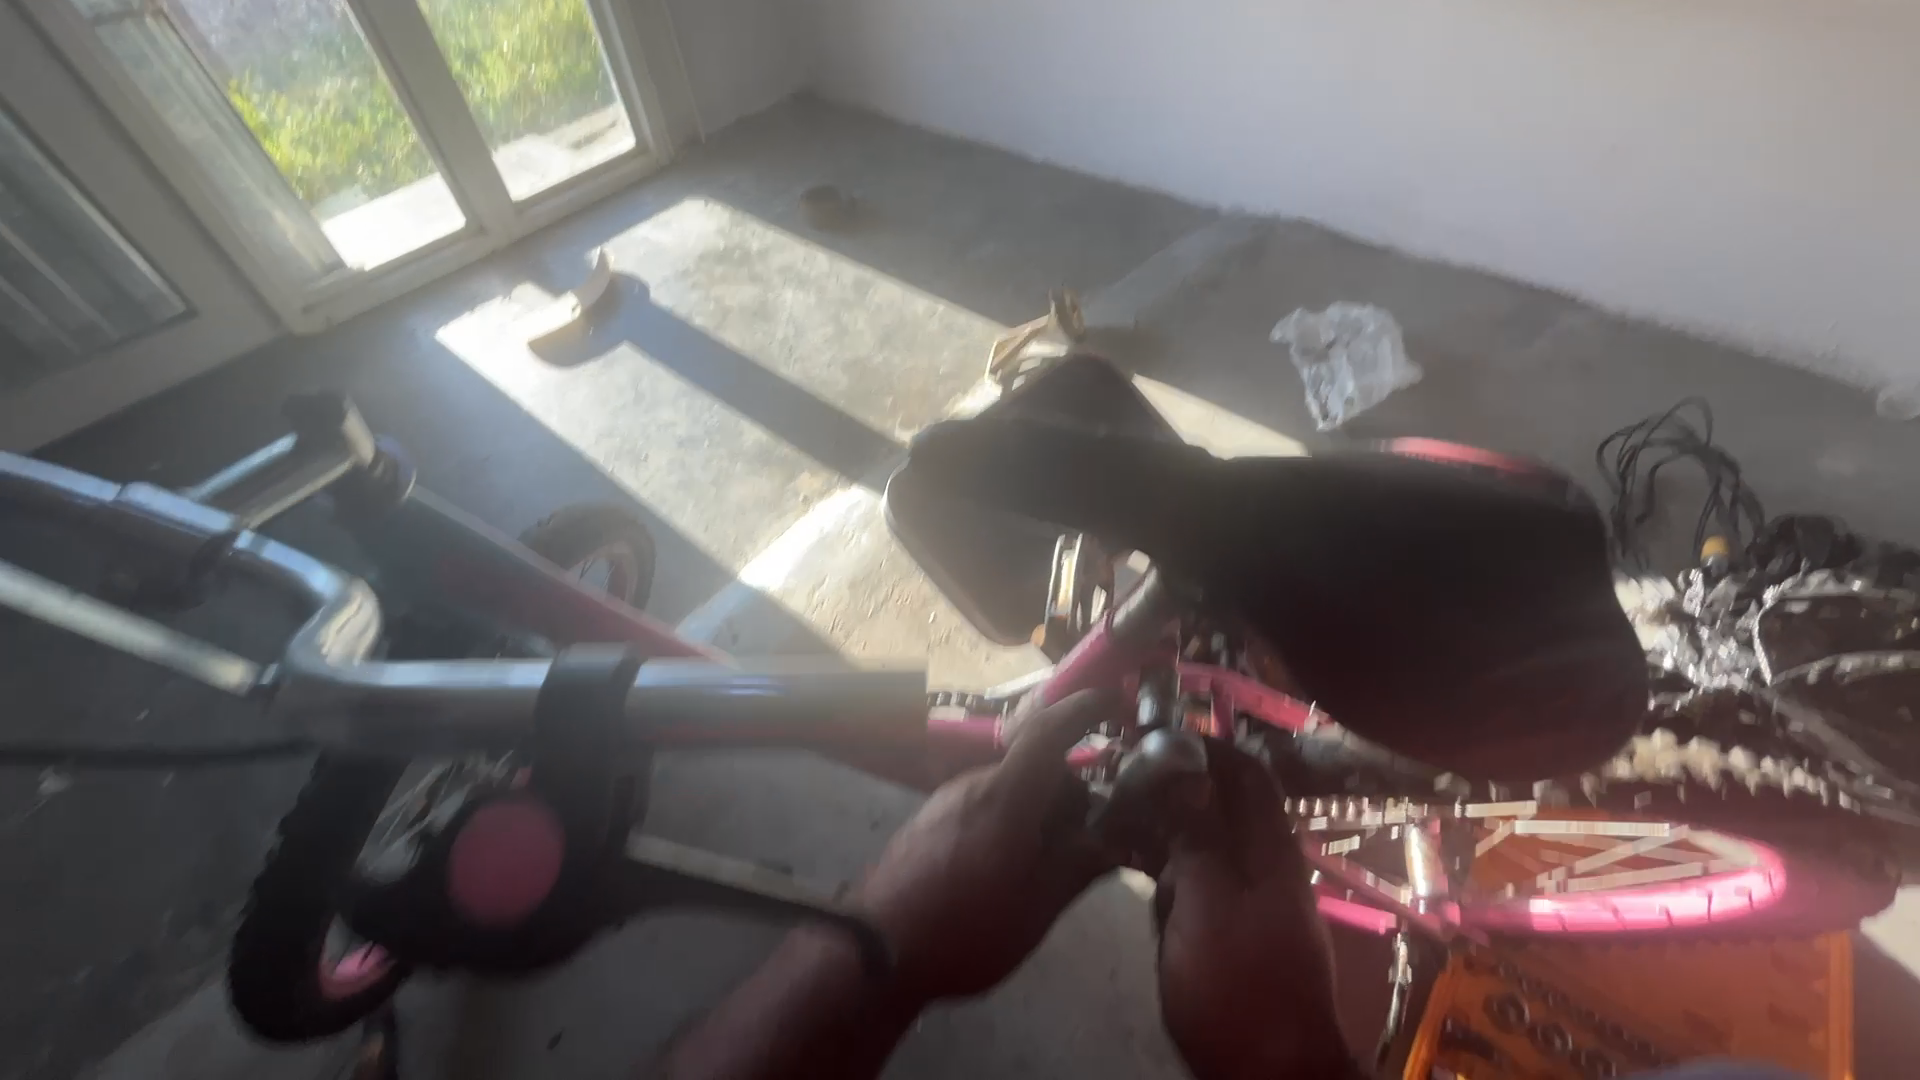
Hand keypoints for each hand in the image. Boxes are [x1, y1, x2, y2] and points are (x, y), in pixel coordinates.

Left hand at [854, 690, 1117, 1002]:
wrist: (876, 951)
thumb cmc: (966, 927)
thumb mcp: (1038, 906)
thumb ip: (1081, 863)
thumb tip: (1116, 837)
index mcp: (1007, 795)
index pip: (1049, 731)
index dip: (1083, 709)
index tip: (1112, 700)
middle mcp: (975, 782)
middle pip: (1036, 768)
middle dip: (1068, 797)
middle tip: (1084, 846)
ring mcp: (949, 798)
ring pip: (1011, 790)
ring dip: (1037, 815)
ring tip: (1041, 872)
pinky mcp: (932, 817)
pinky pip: (985, 805)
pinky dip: (1010, 823)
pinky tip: (1004, 873)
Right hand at [1154, 747, 1361, 1079]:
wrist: (1271, 1075)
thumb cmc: (1239, 985)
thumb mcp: (1209, 902)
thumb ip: (1196, 834)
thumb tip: (1184, 768)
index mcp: (1269, 850)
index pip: (1245, 772)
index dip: (1205, 747)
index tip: (1154, 738)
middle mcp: (1263, 865)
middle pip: (1221, 804)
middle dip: (1173, 789)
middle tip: (1123, 782)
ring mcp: (1247, 898)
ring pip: (1203, 842)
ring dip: (1165, 831)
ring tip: (1119, 823)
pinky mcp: (1228, 927)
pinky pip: (1196, 880)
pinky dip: (1167, 868)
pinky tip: (1135, 869)